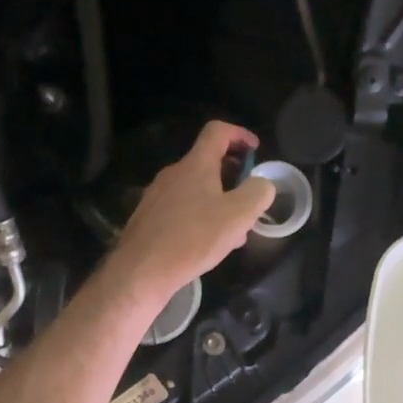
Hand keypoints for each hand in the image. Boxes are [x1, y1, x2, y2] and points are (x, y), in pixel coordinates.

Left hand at [111, 121, 275, 297]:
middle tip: (249, 199)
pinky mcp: (149, 218)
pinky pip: (181, 209)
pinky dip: (200, 217)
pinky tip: (207, 244)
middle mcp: (173, 174)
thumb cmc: (193, 238)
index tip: (256, 151)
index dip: (240, 134)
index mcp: (195, 164)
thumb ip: (257, 193)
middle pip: (207, 162)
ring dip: (218, 201)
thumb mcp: (239, 215)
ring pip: (196, 190)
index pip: (217, 131)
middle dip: (233, 176)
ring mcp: (157, 196)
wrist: (141, 270)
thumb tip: (261, 184)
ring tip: (234, 231)